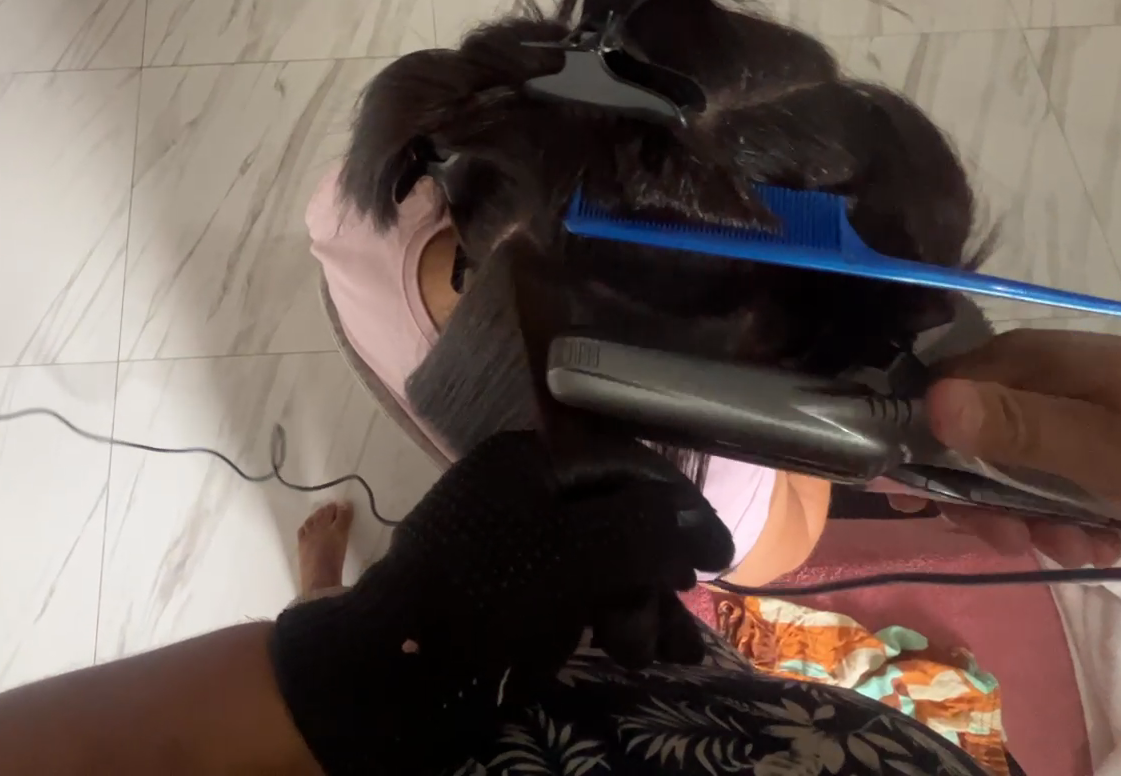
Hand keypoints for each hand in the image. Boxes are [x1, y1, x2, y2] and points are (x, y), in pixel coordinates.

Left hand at [269, 431, 730, 775]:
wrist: (398, 661)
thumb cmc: (492, 591)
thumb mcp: (581, 553)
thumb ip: (644, 527)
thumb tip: (688, 518)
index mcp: (527, 459)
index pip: (622, 465)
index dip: (678, 507)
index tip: (721, 555)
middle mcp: (515, 487)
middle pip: (608, 516)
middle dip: (650, 570)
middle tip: (680, 614)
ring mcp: (502, 535)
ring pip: (589, 558)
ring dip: (629, 603)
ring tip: (649, 651)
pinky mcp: (496, 582)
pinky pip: (560, 586)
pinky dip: (594, 614)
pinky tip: (621, 649)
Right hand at [919, 329, 1120, 552]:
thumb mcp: (1110, 448)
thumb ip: (1015, 428)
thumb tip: (928, 403)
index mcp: (1024, 362)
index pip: (932, 397)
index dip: (920, 452)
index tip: (930, 509)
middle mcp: (1040, 373)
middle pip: (970, 432)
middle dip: (981, 494)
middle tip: (1016, 544)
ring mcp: (1082, 400)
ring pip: (1017, 457)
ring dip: (1029, 510)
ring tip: (1074, 549)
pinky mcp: (1119, 430)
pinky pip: (1065, 467)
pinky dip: (1070, 506)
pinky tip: (1101, 537)